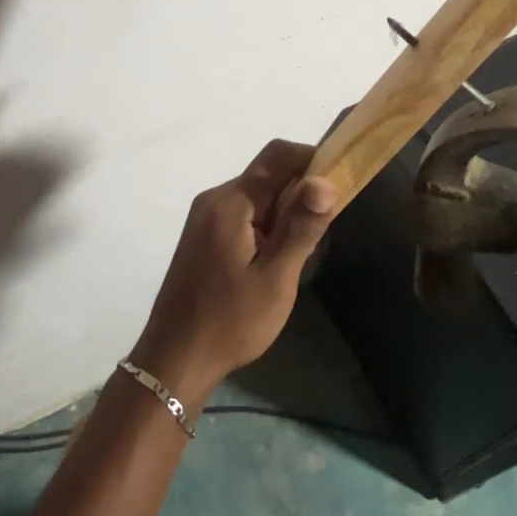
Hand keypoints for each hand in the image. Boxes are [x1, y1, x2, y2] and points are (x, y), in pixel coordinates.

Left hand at [129, 140, 337, 397]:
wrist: (175, 359)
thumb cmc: (230, 321)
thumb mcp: (275, 278)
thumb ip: (300, 227)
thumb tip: (325, 180)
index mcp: (231, 202)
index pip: (279, 156)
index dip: (314, 160)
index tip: (341, 188)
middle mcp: (214, 200)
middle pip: (268, 175)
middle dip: (301, 193)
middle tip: (321, 234)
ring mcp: (204, 219)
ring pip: (257, 198)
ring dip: (284, 214)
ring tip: (300, 255)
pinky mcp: (203, 238)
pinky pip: (243, 216)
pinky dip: (266, 228)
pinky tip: (275, 263)